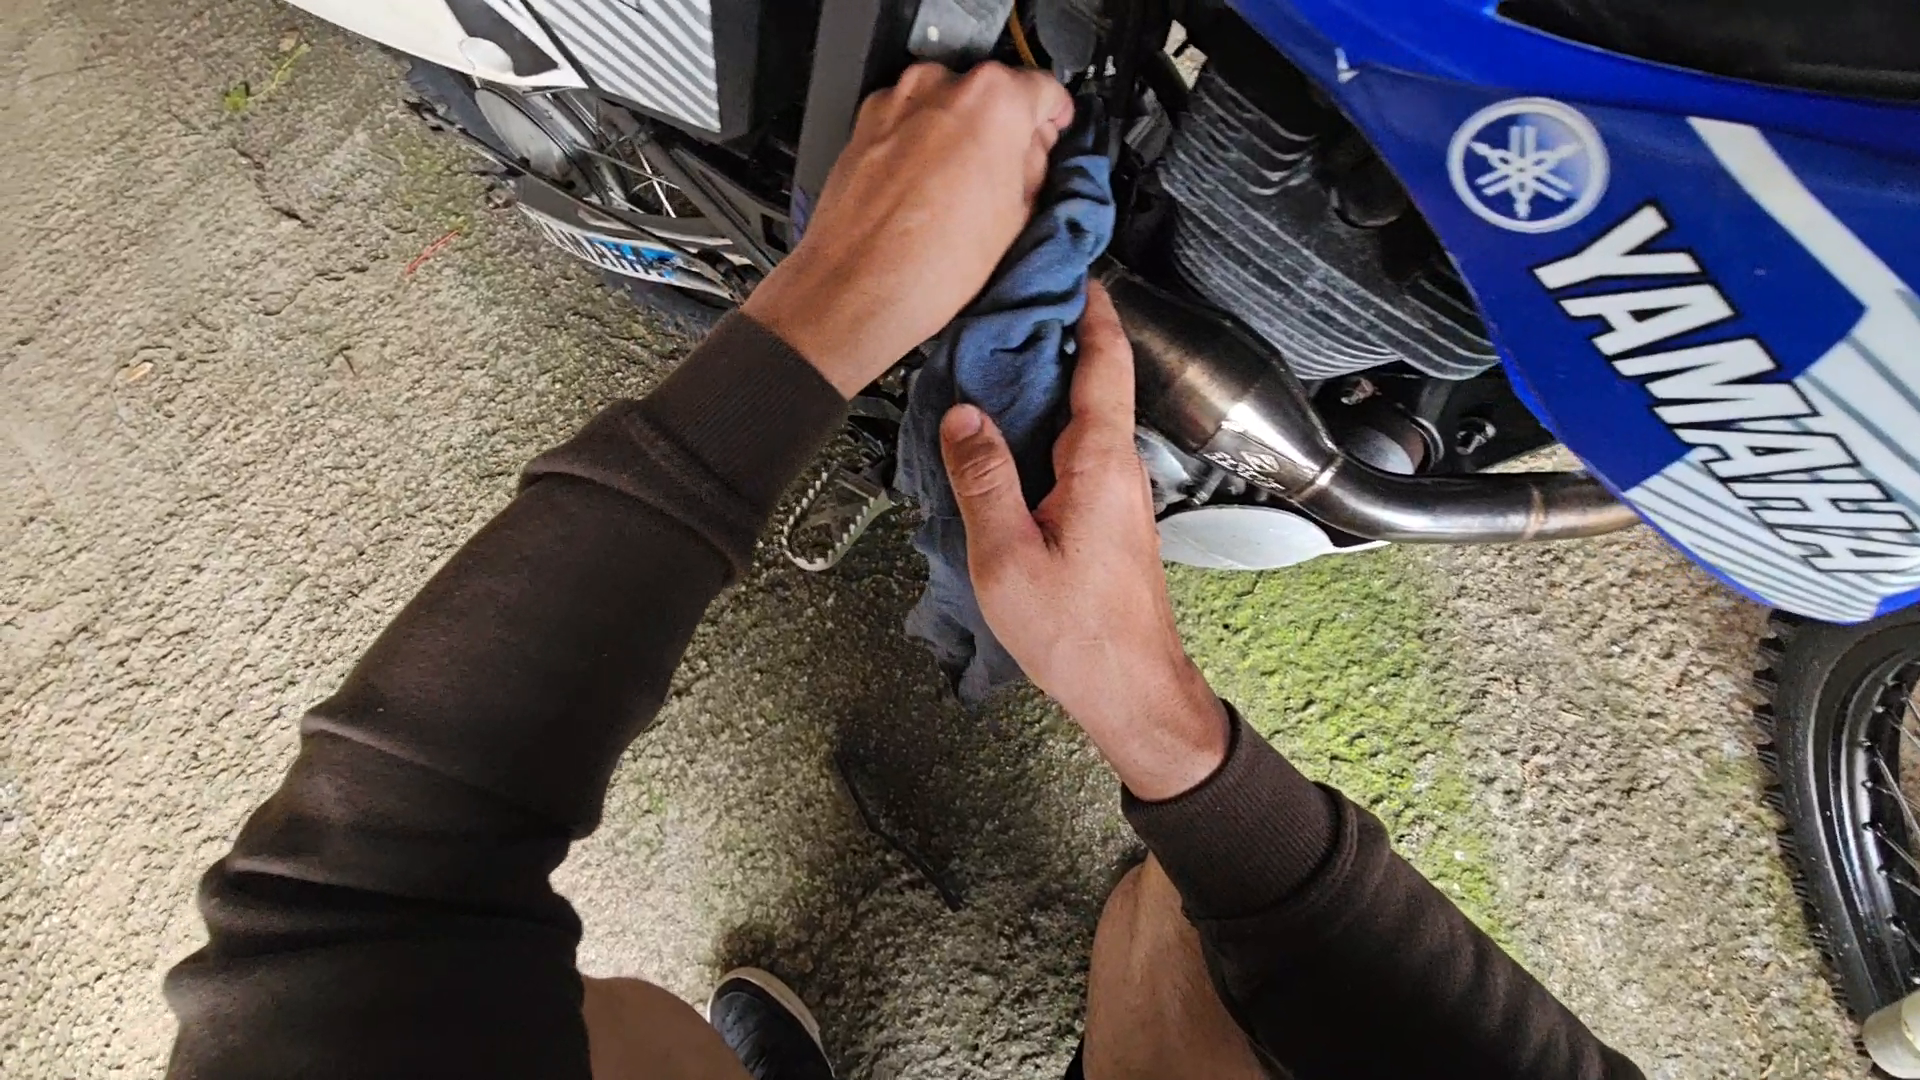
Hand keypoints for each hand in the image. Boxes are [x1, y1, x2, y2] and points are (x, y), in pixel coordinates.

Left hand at [743, 62, 1073, 397]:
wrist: (857, 291)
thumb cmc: (927, 268)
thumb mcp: (1015, 224)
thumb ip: (1035, 171)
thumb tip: (1035, 155)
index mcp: (995, 102)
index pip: (1045, 90)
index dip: (1054, 121)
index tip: (1051, 138)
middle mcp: (943, 87)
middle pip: (993, 96)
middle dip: (1004, 135)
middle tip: (1006, 184)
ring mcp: (898, 102)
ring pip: (948, 109)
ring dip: (960, 141)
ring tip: (959, 200)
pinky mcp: (865, 125)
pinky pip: (909, 125)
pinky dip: (921, 148)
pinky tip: (924, 198)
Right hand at [939, 282, 1229, 799]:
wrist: (1130, 688)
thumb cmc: (1076, 633)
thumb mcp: (1008, 556)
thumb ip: (984, 480)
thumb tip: (964, 416)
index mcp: (1101, 466)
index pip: (1105, 365)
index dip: (1091, 311)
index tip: (1070, 271)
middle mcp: (1121, 471)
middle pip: (1095, 384)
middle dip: (1059, 342)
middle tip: (1010, 312)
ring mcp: (1120, 495)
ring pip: (1086, 421)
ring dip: (1051, 388)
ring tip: (999, 367)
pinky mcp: (1110, 518)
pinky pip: (1080, 456)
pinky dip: (1049, 431)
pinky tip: (1012, 442)